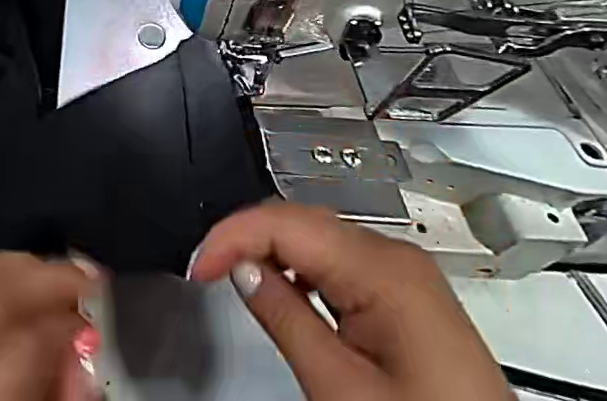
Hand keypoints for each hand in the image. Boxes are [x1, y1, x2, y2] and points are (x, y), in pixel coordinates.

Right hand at [189, 202, 513, 400]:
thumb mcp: (342, 391)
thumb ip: (286, 318)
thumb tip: (243, 268)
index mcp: (383, 268)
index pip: (288, 223)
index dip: (234, 235)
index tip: (198, 266)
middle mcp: (396, 257)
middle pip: (305, 222)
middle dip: (250, 237)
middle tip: (208, 271)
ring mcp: (406, 274)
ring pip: (321, 239)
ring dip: (274, 250)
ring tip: (236, 278)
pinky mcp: (408, 295)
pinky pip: (342, 263)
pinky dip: (303, 269)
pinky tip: (284, 288)